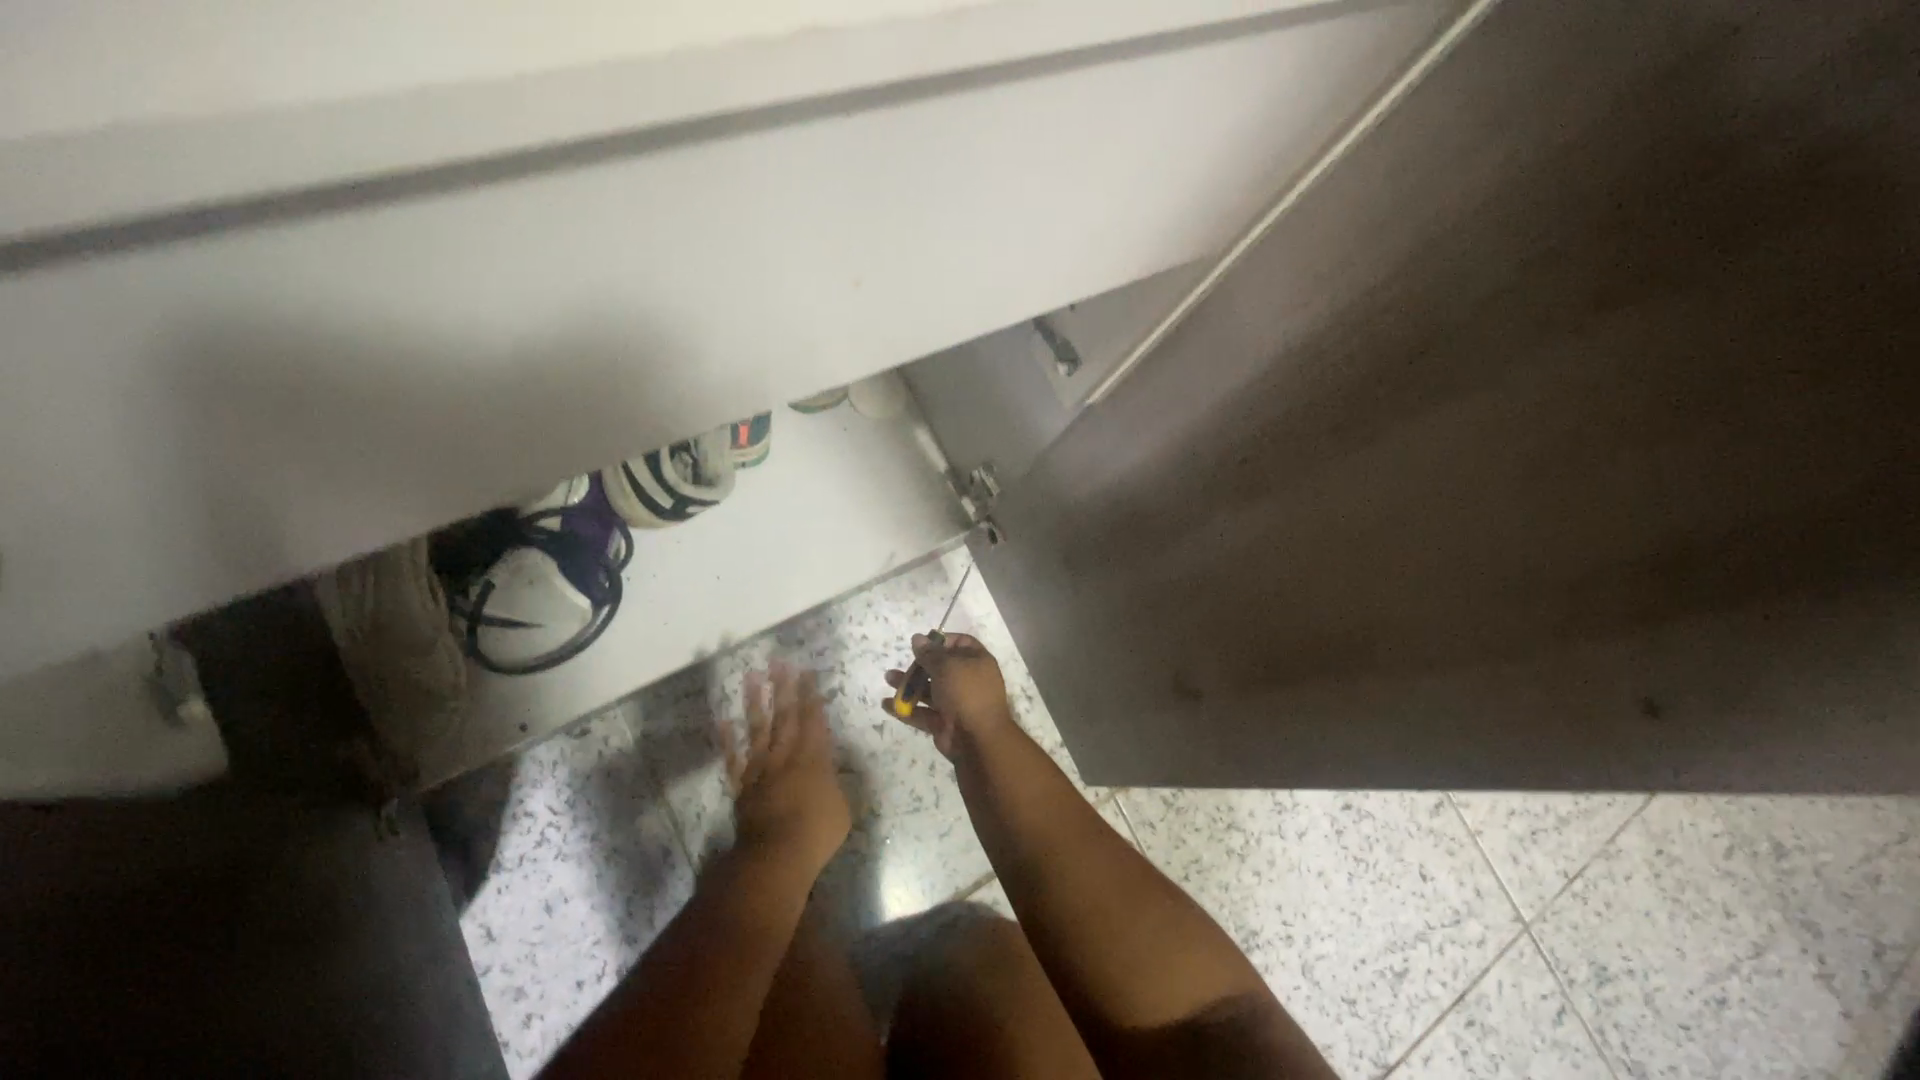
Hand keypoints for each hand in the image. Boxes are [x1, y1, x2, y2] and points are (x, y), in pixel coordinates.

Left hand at [724, 665, 850, 878]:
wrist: (776, 855)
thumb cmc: (817, 833)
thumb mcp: (842, 807)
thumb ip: (834, 784)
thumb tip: (829, 773)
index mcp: (814, 759)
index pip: (813, 720)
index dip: (811, 695)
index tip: (806, 672)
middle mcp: (786, 756)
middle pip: (785, 716)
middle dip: (784, 688)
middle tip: (779, 661)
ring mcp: (761, 769)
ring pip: (758, 729)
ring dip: (756, 701)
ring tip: (752, 676)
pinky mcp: (742, 786)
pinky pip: (734, 759)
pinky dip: (728, 740)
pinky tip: (724, 720)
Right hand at [883, 632, 1018, 759]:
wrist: (978, 739)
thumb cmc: (966, 693)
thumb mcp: (947, 666)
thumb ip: (929, 653)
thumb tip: (917, 637)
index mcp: (976, 662)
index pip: (961, 643)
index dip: (942, 640)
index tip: (922, 642)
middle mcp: (967, 681)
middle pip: (941, 667)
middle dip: (920, 665)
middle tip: (904, 662)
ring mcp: (955, 703)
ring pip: (929, 690)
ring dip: (908, 684)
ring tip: (888, 678)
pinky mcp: (943, 723)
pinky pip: (922, 713)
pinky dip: (905, 709)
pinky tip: (887, 704)